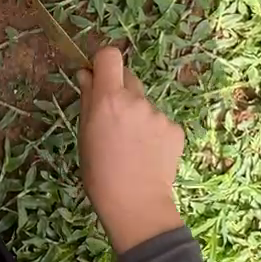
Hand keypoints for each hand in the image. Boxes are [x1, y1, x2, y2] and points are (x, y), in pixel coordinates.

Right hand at [76, 46, 185, 252]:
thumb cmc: (99, 173)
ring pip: (144, 104)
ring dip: (137, 116)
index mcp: (109, 99)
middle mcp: (136, 100)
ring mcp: (159, 115)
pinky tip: (147, 154)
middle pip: (128, 78)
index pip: (110, 56)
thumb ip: (88, 99)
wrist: (136, 205)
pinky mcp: (176, 130)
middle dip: (120, 91)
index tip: (98, 78)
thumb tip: (86, 74)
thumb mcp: (84, 135)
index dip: (103, 63)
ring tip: (131, 147)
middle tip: (113, 121)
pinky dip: (153, 133)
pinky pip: (160, 122)